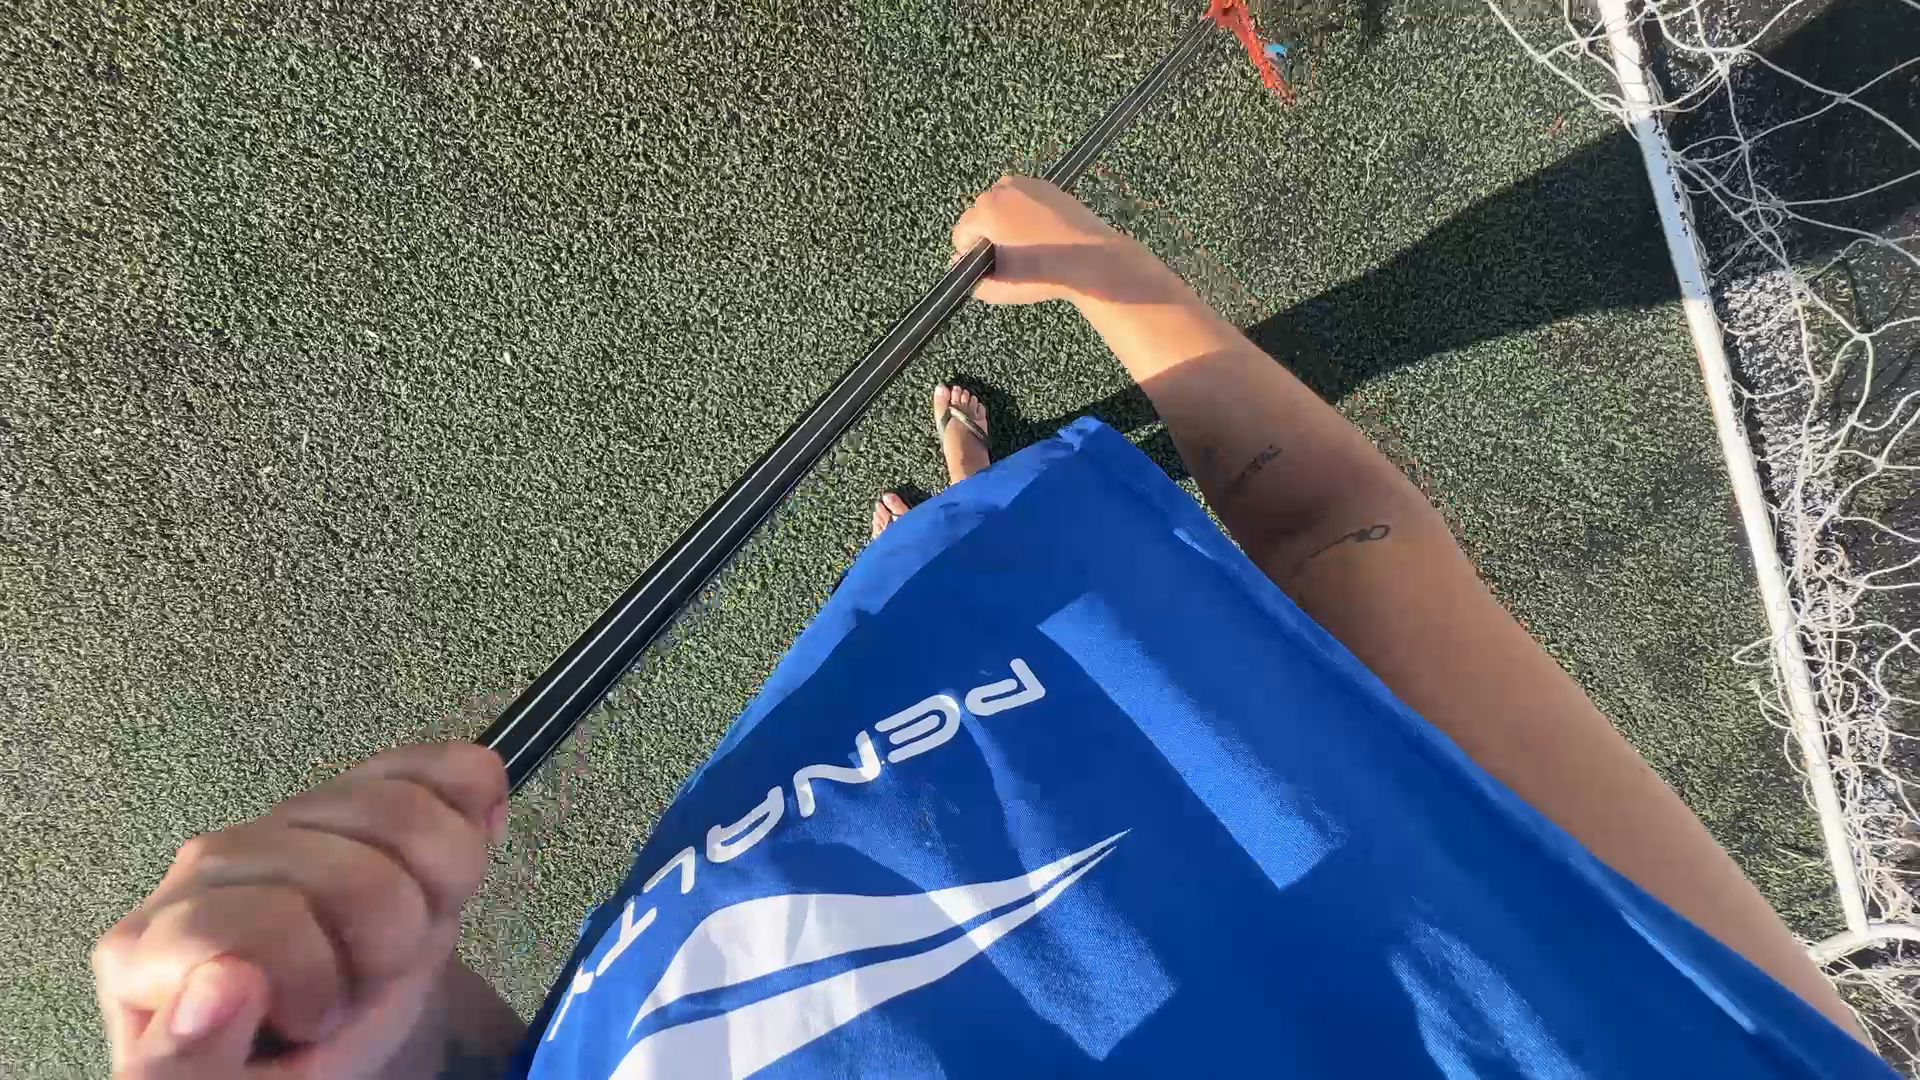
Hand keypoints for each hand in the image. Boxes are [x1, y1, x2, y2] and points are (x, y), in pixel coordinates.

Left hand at [93, 744, 508, 1077]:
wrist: (335, 1016)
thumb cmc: (274, 1059)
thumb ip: (187, 1061)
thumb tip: (221, 979)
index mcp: (159, 942)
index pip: (263, 925)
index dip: (318, 977)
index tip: (318, 1018)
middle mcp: (219, 859)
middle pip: (357, 872)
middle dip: (396, 938)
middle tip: (376, 972)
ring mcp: (303, 809)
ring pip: (410, 810)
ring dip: (445, 882)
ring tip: (416, 920)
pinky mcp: (373, 778)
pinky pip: (448, 762)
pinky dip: (478, 799)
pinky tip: (473, 835)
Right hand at [950, 175, 1162, 305]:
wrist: (1088, 259)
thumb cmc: (1043, 274)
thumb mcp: (1000, 288)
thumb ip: (971, 279)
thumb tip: (959, 265)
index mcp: (986, 211)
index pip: (962, 231)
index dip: (968, 252)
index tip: (981, 264)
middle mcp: (1003, 189)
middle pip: (981, 213)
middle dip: (988, 233)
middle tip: (1006, 257)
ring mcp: (1027, 184)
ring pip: (1002, 204)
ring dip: (1004, 221)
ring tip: (1023, 246)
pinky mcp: (1047, 186)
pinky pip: (1024, 199)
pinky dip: (1024, 214)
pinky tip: (1037, 235)